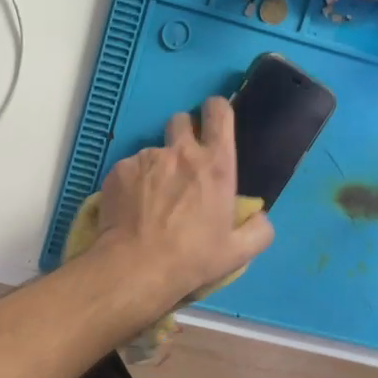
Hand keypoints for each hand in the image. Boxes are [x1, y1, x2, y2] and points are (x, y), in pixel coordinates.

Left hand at [92, 97, 274, 306]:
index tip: (212, 120)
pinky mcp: (118, 170)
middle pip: (180, 120)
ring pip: (152, 150)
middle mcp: (180, 152)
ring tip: (150, 198)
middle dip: (182, 132)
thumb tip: (259, 217)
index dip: (216, 110)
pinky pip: (128, 169)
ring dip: (155, 166)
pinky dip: (131, 183)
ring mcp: (145, 159)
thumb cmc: (192, 259)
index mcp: (215, 164)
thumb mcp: (238, 253)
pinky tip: (130, 208)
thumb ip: (259, 230)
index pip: (219, 112)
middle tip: (181, 162)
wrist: (136, 267)